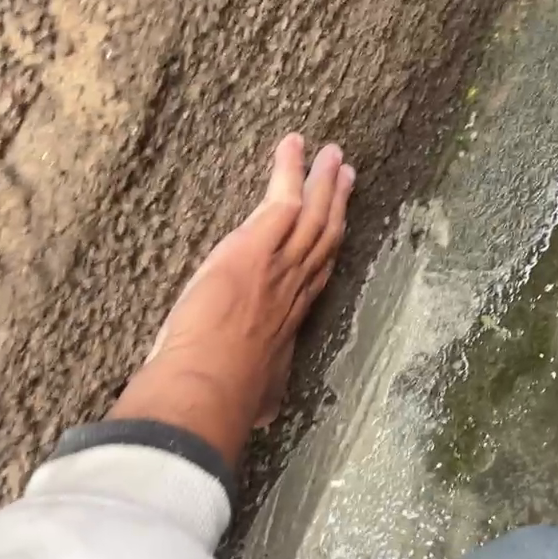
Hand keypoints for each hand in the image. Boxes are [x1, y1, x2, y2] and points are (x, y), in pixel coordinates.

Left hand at [109, 134, 353, 467]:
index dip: (328, 248)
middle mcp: (294, 287)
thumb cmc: (228, 398)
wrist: (210, 387)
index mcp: (290, 319)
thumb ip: (263, 393)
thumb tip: (265, 413)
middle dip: (337, 205)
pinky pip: (281, 200)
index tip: (336, 227)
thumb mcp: (257, 399)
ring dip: (324, 182)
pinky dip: (289, 171)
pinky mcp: (255, 246)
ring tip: (333, 155)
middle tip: (347, 177)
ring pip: (313, 216)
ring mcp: (278, 264)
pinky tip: (294, 145)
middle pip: (325, 238)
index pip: (316, 275)